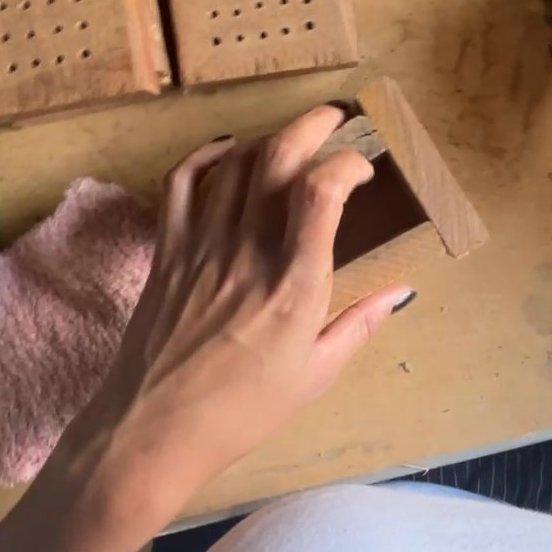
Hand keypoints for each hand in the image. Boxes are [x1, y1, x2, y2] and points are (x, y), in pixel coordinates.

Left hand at [35, 105, 412, 542]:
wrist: (151, 433)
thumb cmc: (242, 412)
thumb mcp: (315, 376)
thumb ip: (359, 325)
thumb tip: (401, 291)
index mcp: (294, 285)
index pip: (321, 192)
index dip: (347, 163)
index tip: (362, 169)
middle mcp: (249, 252)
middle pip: (277, 159)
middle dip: (312, 125)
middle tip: (334, 118)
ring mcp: (203, 246)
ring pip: (234, 164)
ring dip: (269, 138)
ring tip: (291, 138)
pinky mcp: (168, 250)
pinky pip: (182, 184)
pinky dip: (205, 155)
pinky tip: (226, 149)